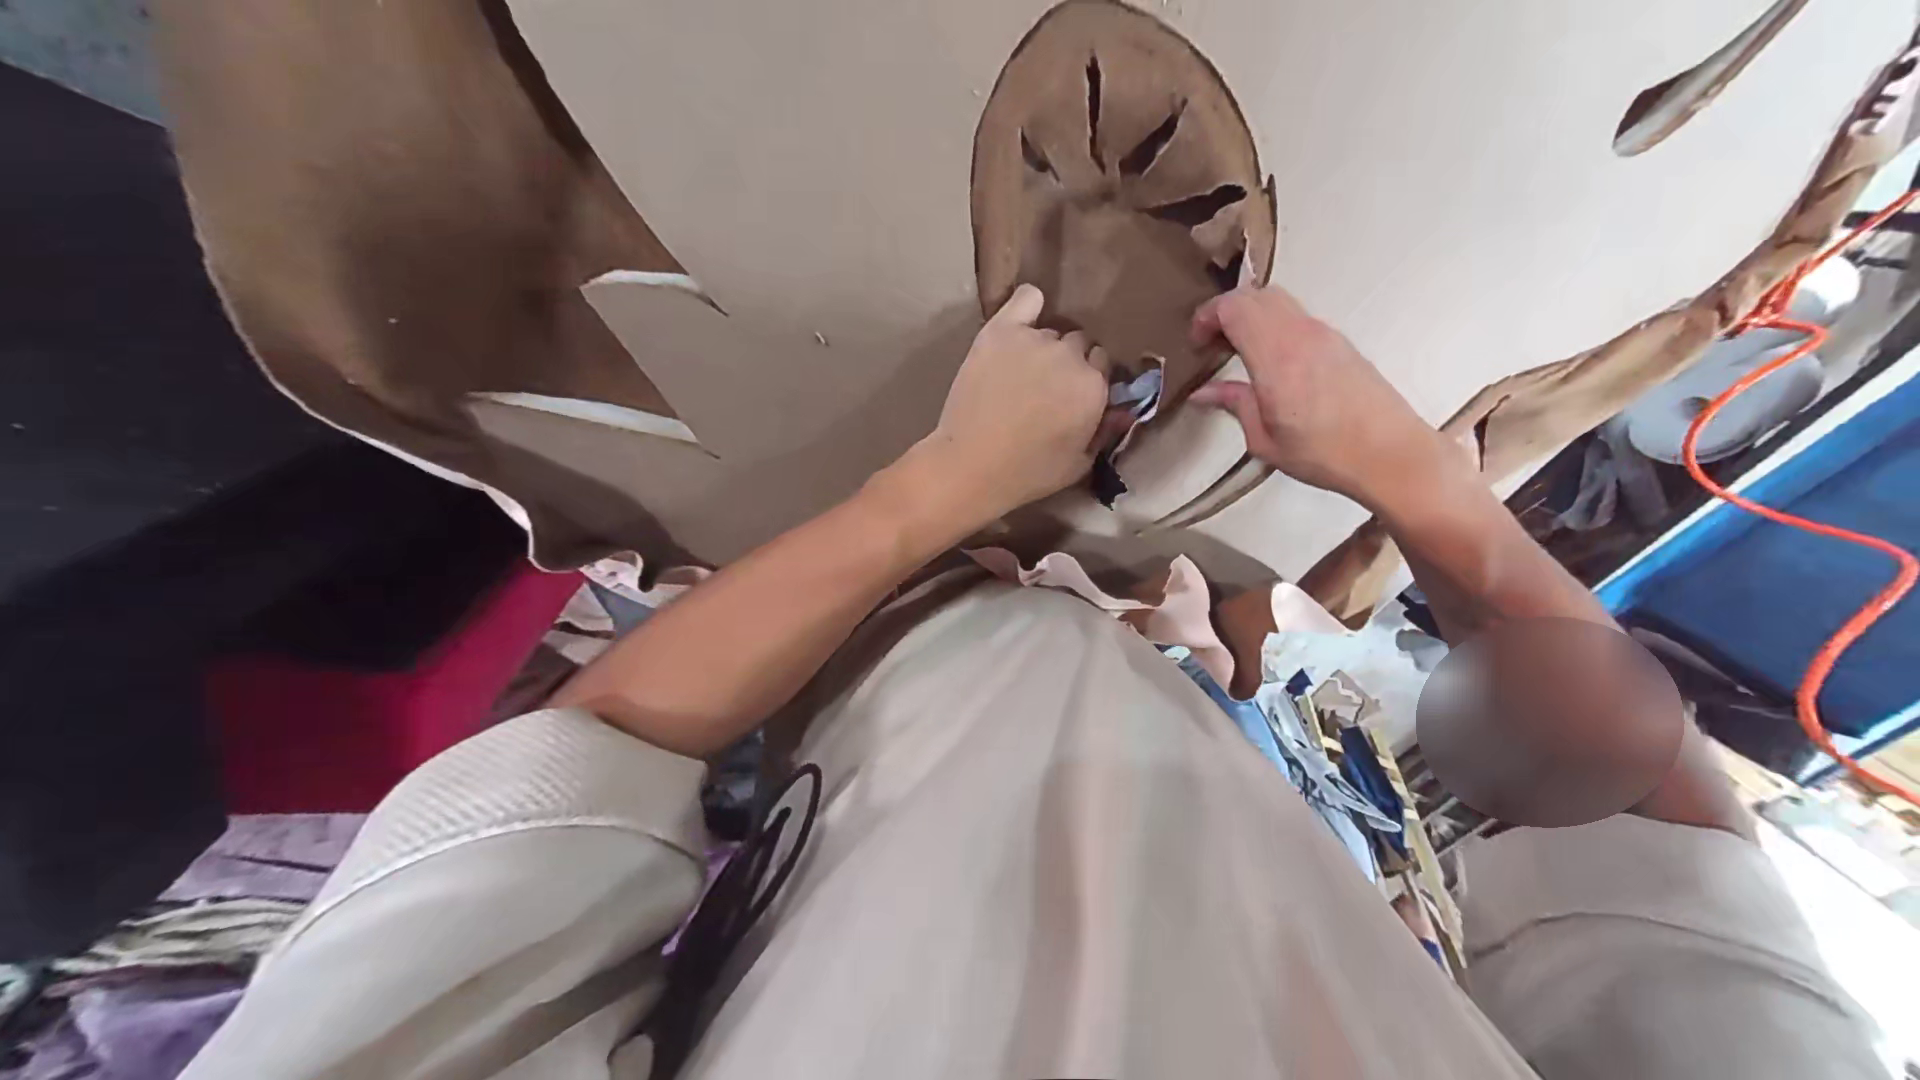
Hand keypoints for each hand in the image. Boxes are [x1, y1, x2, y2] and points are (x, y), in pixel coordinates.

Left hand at [915, 284, 1117, 521]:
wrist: (972, 465)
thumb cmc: (1028, 473)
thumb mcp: (1080, 464)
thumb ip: (1105, 432)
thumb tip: (1122, 409)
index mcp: (1095, 387)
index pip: (1103, 363)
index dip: (1087, 378)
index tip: (1070, 394)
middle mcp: (1070, 356)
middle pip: (1079, 344)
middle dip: (1068, 362)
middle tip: (1044, 386)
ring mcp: (1034, 340)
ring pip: (1050, 331)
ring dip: (1043, 347)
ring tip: (1021, 372)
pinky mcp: (1000, 332)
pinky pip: (1026, 298)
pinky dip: (1028, 306)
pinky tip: (1021, 322)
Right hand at [1189, 285, 1456, 509]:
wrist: (1391, 454)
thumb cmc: (1326, 453)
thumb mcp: (1264, 439)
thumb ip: (1234, 404)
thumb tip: (1204, 393)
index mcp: (1278, 358)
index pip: (1235, 307)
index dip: (1207, 316)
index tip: (1196, 343)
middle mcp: (1303, 335)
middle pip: (1256, 295)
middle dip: (1226, 311)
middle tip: (1212, 343)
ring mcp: (1325, 335)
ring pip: (1278, 301)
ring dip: (1251, 316)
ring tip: (1237, 351)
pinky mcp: (1340, 343)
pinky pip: (1297, 316)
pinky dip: (1273, 324)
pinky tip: (1267, 359)